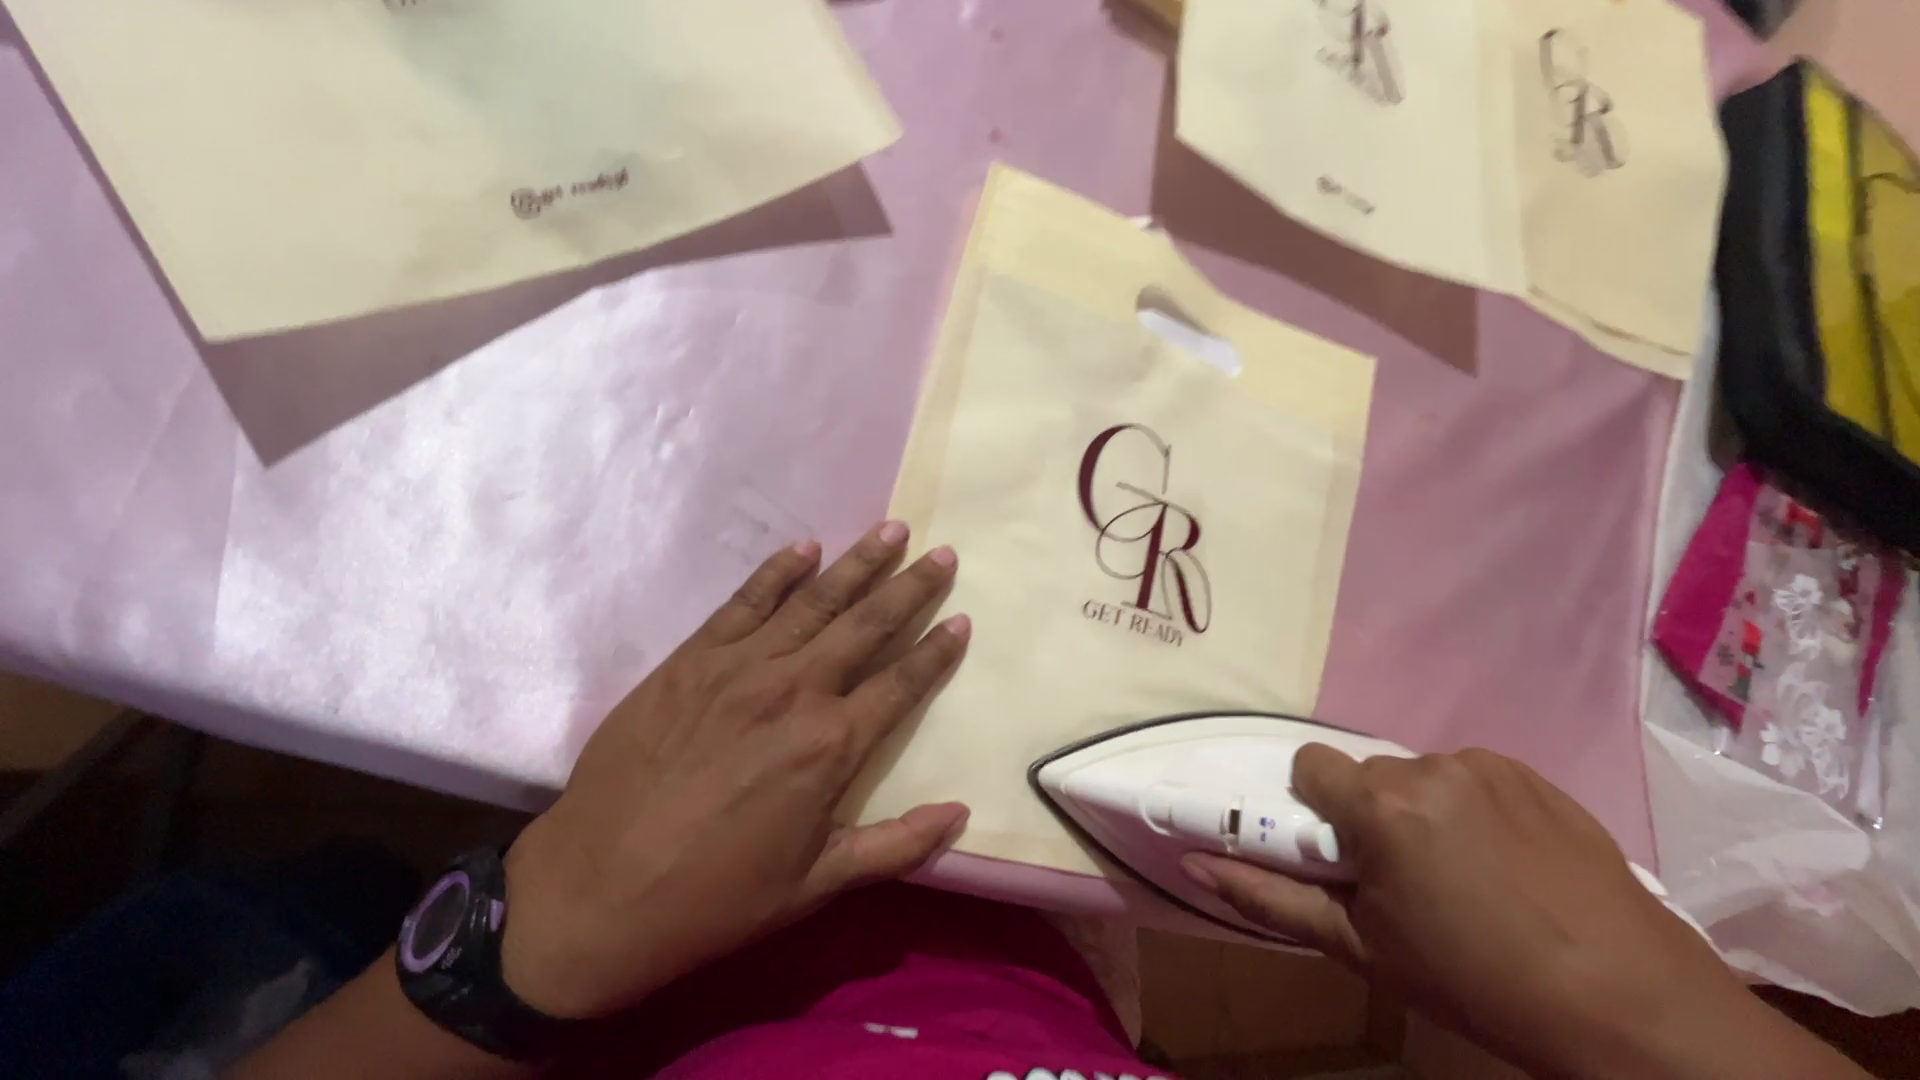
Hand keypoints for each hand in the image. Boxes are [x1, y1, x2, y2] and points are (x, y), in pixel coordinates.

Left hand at [497, 522, 970, 1019]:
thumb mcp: (815, 885)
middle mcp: (793, 691)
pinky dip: (777, 572)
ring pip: (813, 601)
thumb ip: (895, 846)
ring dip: (857, 563)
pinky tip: (805, 548)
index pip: (901, 684)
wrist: (595, 891)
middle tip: (942, 553)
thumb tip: (961, 816)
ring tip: (890, 530)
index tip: (963, 619)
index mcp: (830, 747)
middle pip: (866, 626)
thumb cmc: (714, 897)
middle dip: (910, 588)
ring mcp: (739, 668)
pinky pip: (743, 602)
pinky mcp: (690, 660)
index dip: (937, 651)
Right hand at [1181, 747, 1765, 1078]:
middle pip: (1366, 773)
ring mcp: (1489, 766)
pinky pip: (1473, 777)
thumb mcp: (1361, 949)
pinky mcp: (1536, 775)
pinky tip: (1508, 863)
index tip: (1345, 858)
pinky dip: (1472, 809)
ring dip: (1422, 812)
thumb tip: (1193, 864)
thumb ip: (1268, 898)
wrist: (1632, 1006)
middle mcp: (1429, 767)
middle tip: (1406, 880)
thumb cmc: (1477, 983)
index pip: (1309, 766)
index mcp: (1380, 806)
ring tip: (1466, 876)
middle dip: (1370, 815)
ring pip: (1420, 775)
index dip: (1316, 811)